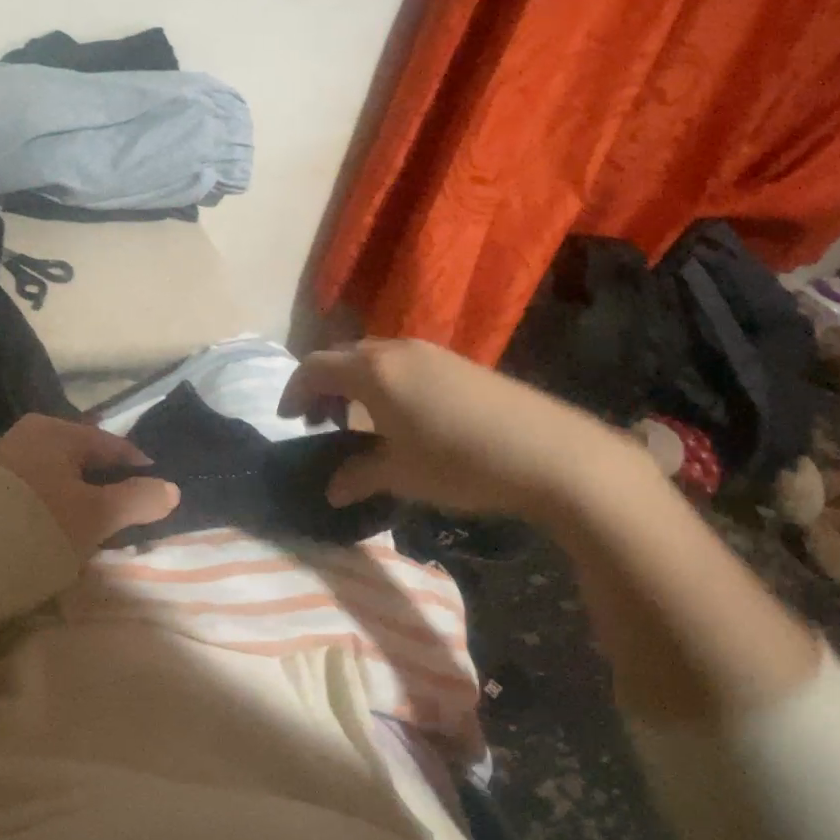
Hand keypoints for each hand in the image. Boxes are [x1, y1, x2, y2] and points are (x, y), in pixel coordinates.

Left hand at [0, 415, 179, 554]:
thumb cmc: (43, 526)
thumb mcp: (99, 515)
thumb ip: (138, 499)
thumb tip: (172, 489)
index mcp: (54, 429)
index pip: (111, 446)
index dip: (138, 471)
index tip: (156, 498)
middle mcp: (26, 436)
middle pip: (83, 463)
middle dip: (106, 490)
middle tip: (127, 521)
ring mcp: (4, 464)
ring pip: (59, 482)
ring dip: (79, 505)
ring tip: (97, 535)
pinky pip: (37, 497)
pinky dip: (55, 513)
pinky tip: (61, 537)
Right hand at [278, 338, 648, 519]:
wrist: (550, 453)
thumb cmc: (459, 462)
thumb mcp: (400, 474)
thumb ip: (358, 476)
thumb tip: (331, 489)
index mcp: (371, 371)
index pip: (314, 367)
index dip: (294, 392)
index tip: (289, 421)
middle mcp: (396, 349)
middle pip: (343, 356)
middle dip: (323, 385)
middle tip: (322, 422)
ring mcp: (431, 352)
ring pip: (375, 356)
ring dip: (356, 382)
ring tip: (361, 420)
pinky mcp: (458, 362)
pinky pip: (404, 362)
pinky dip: (386, 381)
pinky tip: (404, 417)